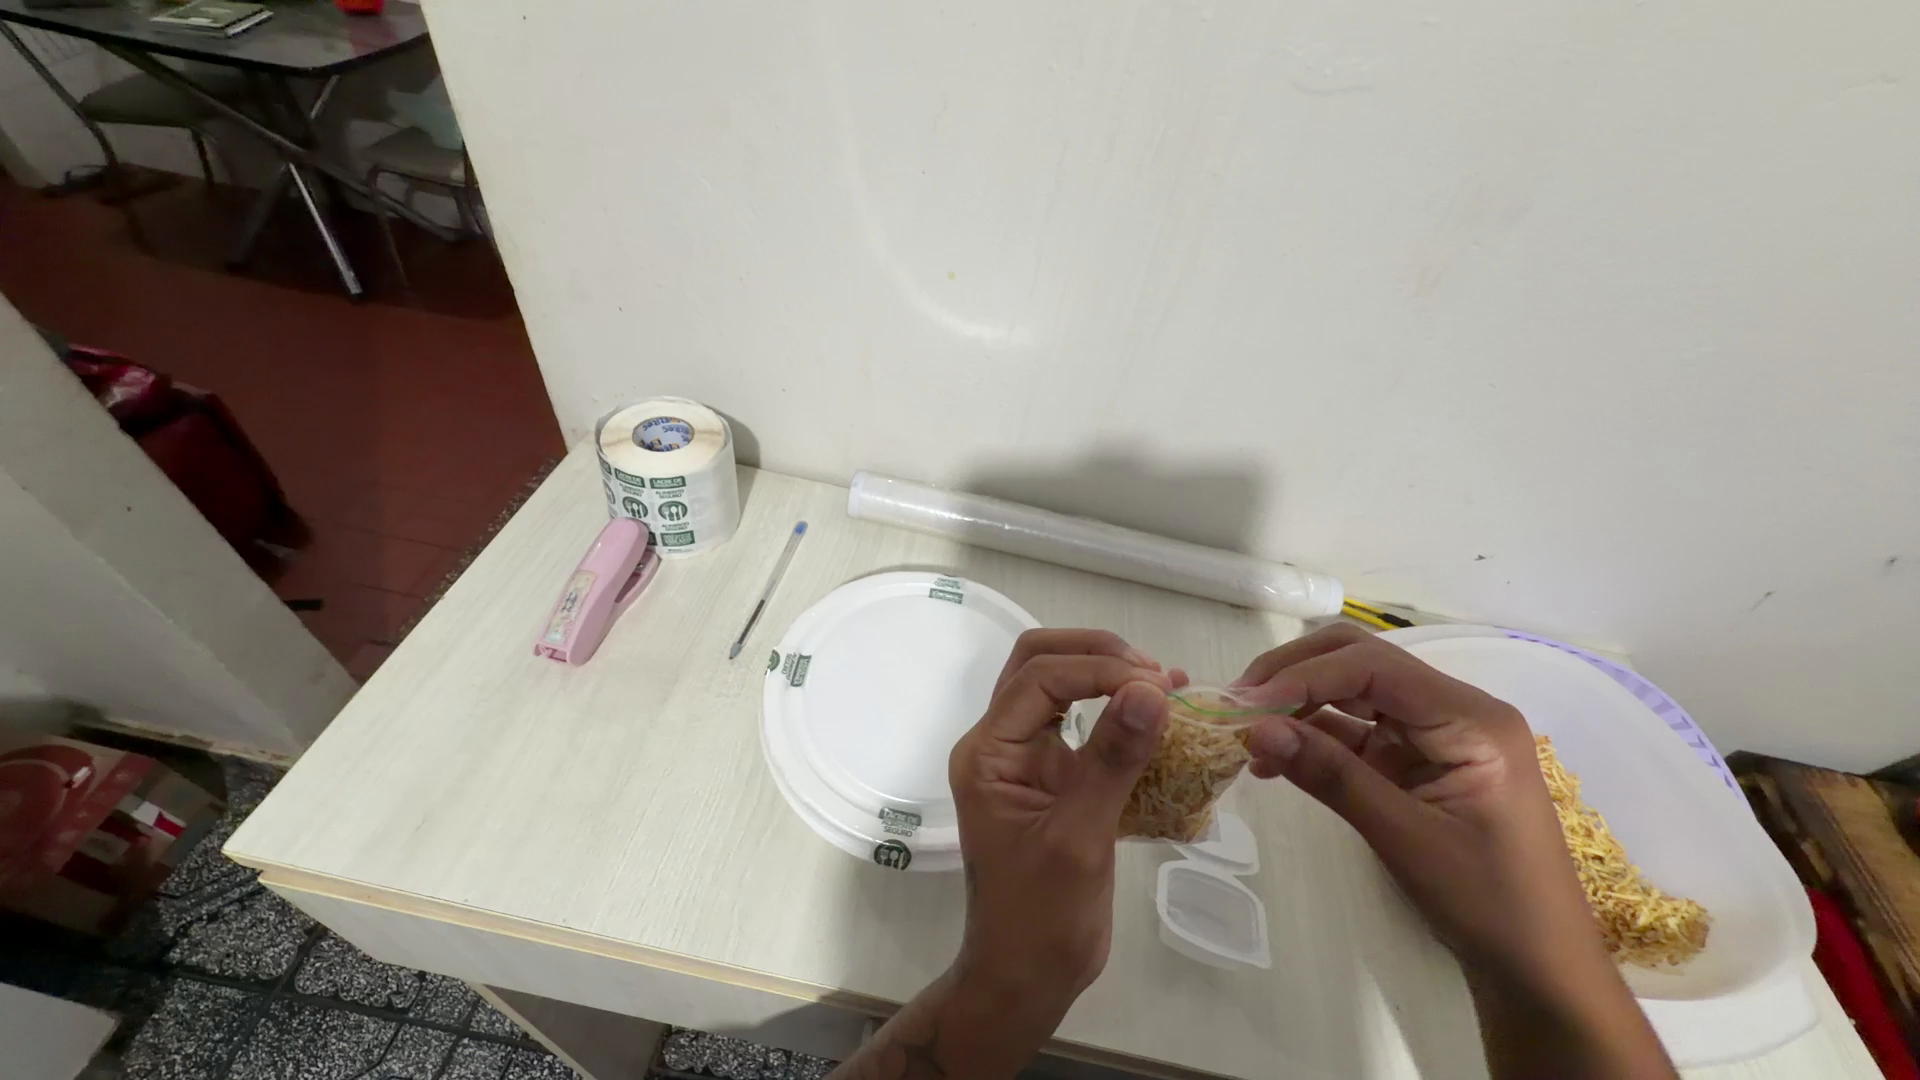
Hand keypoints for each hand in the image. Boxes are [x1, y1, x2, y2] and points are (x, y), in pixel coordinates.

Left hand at [827, 630, 1171, 1079]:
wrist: (1025, 976)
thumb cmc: (1041, 918)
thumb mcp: (1080, 839)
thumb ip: (1112, 760)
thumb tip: (1151, 690)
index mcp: (988, 752)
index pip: (1039, 677)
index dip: (1099, 669)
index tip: (1158, 686)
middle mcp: (999, 743)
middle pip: (1039, 664)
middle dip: (1096, 656)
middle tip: (1156, 674)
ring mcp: (1023, 758)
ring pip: (1057, 686)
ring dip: (1107, 676)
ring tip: (1165, 683)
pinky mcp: (1050, 776)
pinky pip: (1079, 723)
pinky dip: (1115, 711)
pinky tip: (1156, 715)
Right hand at [1232, 624, 1591, 976]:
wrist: (1536, 965)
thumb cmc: (1489, 903)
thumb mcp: (1405, 838)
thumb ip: (1331, 776)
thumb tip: (1255, 730)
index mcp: (1470, 718)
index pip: (1373, 665)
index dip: (1303, 675)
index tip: (1245, 704)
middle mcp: (1451, 709)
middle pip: (1359, 660)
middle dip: (1294, 673)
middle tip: (1238, 702)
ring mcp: (1430, 732)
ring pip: (1350, 688)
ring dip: (1295, 702)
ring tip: (1246, 731)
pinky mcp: (1411, 756)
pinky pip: (1351, 727)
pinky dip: (1309, 735)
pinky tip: (1272, 758)